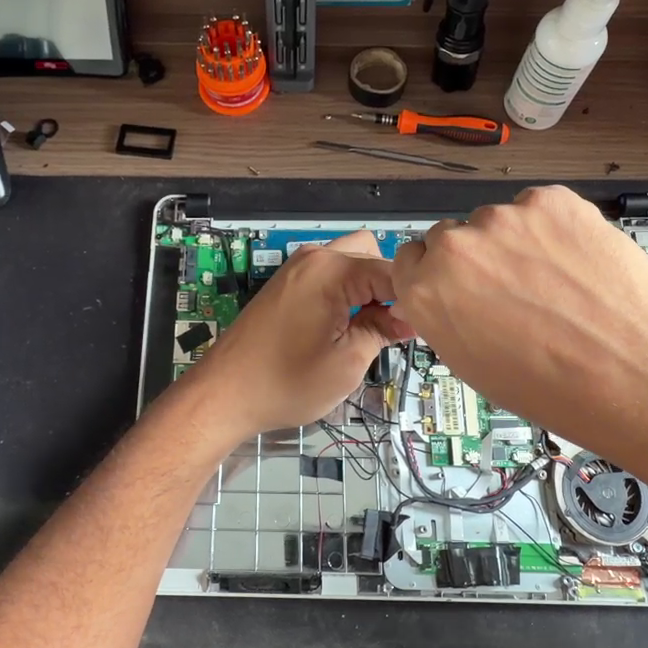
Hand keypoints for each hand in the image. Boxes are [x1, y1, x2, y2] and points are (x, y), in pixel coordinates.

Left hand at [180, 230, 413, 440]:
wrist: (224, 393)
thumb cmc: (285, 382)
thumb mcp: (346, 363)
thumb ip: (382, 330)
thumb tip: (411, 318)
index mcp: (331, 270)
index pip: (391, 270)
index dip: (412, 298)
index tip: (423, 328)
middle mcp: (315, 258)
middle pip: (372, 254)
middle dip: (390, 286)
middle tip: (397, 328)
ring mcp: (298, 268)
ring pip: (351, 261)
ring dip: (368, 287)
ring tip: (375, 328)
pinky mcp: (288, 284)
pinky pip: (330, 274)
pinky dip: (348, 291)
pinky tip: (350, 325)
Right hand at [389, 186, 647, 459]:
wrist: (640, 377)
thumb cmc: (559, 388)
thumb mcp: (473, 365)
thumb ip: (445, 315)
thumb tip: (450, 294)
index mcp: (426, 291)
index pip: (410, 258)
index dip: (437, 274)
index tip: (459, 285)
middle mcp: (455, 248)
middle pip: (452, 237)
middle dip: (476, 259)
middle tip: (515, 290)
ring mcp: (505, 218)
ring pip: (499, 221)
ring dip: (518, 243)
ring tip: (558, 283)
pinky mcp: (552, 202)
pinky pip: (540, 208)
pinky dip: (555, 230)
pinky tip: (578, 266)